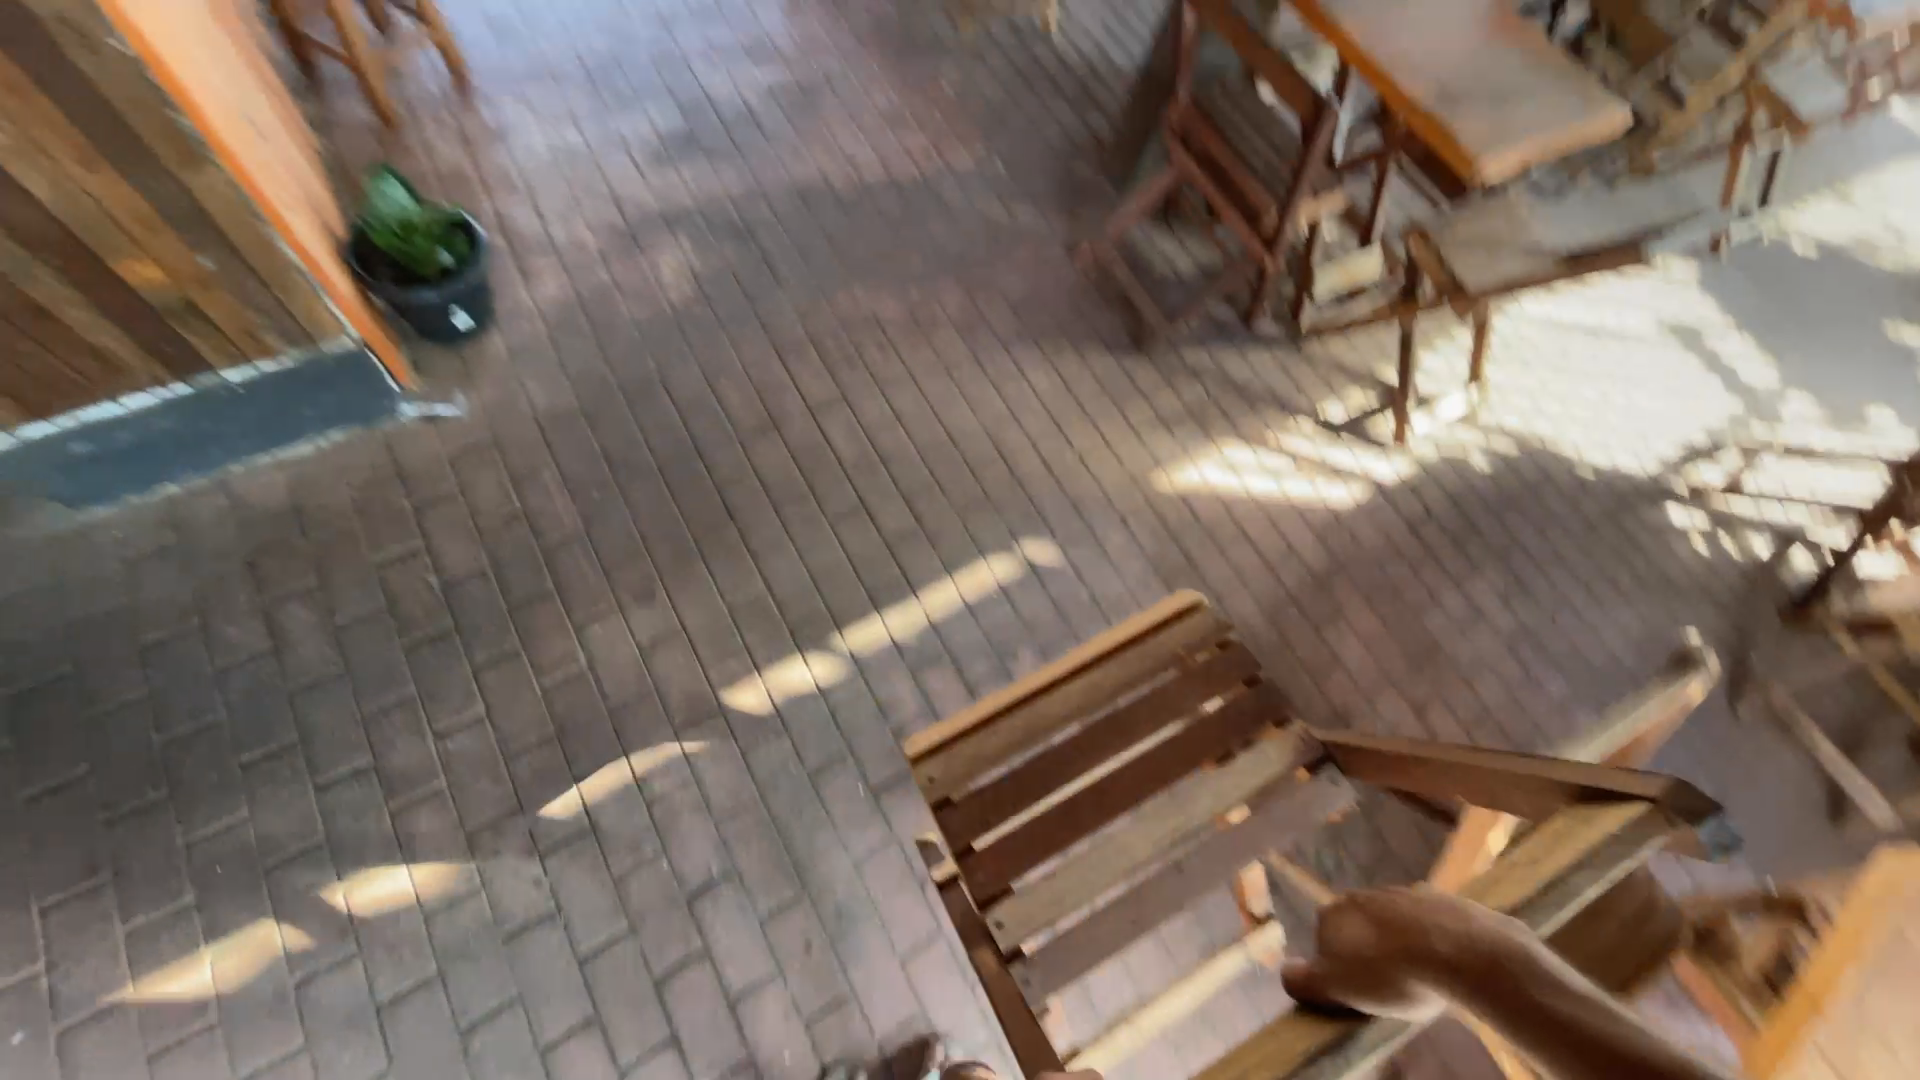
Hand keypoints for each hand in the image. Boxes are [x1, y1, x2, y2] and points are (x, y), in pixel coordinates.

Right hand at [1281, 888, 1533, 1019]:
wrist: (1462, 952)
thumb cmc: (1391, 974)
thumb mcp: (1338, 988)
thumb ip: (1304, 980)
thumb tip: (1283, 972)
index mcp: (1333, 913)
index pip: (1323, 940)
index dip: (1337, 968)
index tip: (1358, 993)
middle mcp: (1360, 895)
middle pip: (1357, 927)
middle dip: (1368, 951)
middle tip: (1389, 987)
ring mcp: (1401, 893)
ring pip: (1392, 923)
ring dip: (1399, 943)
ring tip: (1421, 978)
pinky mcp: (1439, 899)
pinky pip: (1427, 922)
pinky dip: (1430, 938)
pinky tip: (1445, 963)